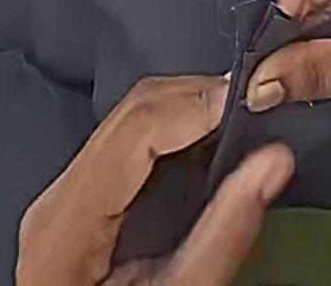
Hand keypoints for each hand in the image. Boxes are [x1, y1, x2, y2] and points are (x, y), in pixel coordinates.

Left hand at [17, 76, 295, 285]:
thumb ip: (225, 231)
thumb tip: (273, 161)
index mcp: (67, 222)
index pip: (137, 126)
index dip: (197, 103)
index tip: (250, 100)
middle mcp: (58, 196)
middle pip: (133, 110)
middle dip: (198, 98)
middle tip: (253, 104)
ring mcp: (64, 194)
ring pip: (132, 116)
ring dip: (188, 108)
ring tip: (236, 119)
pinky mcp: (80, 198)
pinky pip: (128, 139)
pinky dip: (174, 128)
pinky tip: (206, 140)